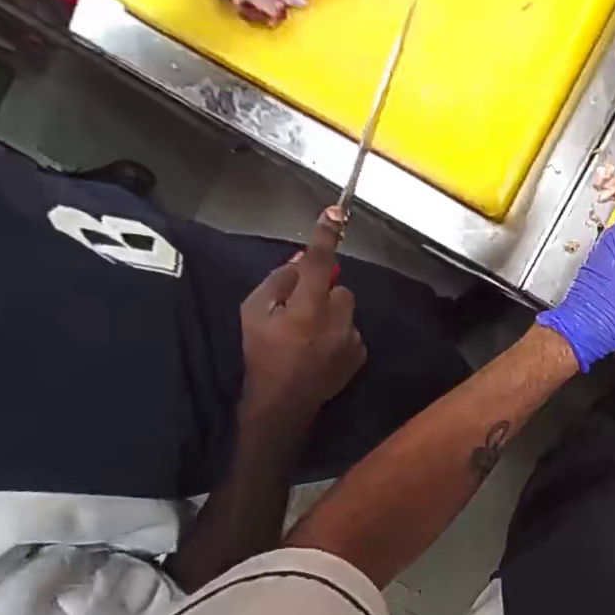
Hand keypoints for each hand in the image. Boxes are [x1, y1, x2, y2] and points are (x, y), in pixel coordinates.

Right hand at [238, 215, 365, 427]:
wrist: (284, 401)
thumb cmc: (261, 354)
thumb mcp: (254, 311)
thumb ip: (279, 282)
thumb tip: (301, 262)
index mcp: (308, 308)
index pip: (320, 263)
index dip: (326, 236)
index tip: (336, 212)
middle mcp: (336, 321)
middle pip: (339, 289)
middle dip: (323, 293)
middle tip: (300, 311)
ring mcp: (352, 340)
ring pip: (347, 311)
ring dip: (332, 315)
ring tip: (309, 336)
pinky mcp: (360, 355)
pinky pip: (352, 331)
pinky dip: (339, 334)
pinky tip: (321, 350)